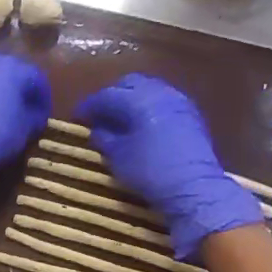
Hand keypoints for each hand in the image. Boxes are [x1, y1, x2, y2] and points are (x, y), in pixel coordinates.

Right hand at [76, 74, 261, 258]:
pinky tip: (141, 126)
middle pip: (130, 84)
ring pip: (149, 90)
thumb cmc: (150, 172)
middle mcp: (160, 92)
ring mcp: (179, 101)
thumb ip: (105, 139)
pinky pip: (162, 101)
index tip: (76, 117)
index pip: (107, 95)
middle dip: (112, 96)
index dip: (89, 106)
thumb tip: (97, 129)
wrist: (195, 187)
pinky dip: (147, 108)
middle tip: (99, 115)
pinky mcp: (190, 114)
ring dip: (132, 101)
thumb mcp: (119, 158)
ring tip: (119, 121)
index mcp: (139, 100)